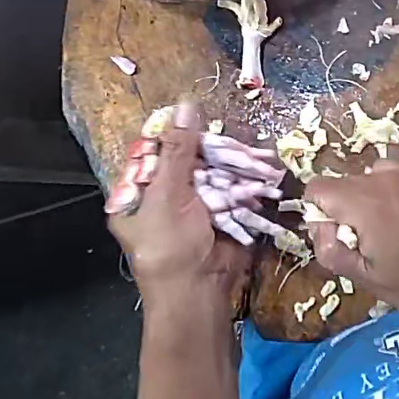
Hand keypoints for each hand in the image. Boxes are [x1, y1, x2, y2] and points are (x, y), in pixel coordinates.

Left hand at [106, 102, 249, 310]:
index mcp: (136, 192)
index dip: (175, 133)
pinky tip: (262, 170)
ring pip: (214, 171)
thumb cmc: (171, 248)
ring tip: (256, 157)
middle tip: (232, 142)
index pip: (153, 149)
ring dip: (236, 165)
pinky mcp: (218, 212)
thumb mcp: (169, 194)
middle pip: (188, 157)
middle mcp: (162, 195)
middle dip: (213, 150)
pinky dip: (246, 181)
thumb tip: (185, 106)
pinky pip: (231, 187)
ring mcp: (193, 203)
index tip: (196, 118)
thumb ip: (179, 150)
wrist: (200, 292)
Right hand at [303, 160, 398, 318]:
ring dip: (363, 204)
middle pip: (340, 184)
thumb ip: (332, 251)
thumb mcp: (369, 279)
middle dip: (341, 213)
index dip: (318, 216)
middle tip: (366, 247)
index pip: (317, 188)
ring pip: (362, 181)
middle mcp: (382, 178)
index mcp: (366, 202)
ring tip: (387, 237)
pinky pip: (385, 178)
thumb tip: (321, 229)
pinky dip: (383, 196)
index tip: (339, 242)